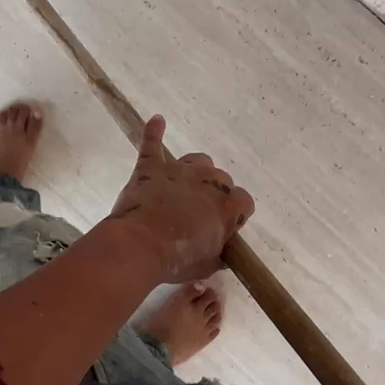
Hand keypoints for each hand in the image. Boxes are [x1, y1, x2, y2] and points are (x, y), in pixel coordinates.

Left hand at [103, 115, 253, 283]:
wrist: (140, 245)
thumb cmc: (177, 260)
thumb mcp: (209, 265)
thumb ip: (219, 252)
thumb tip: (221, 250)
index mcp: (226, 206)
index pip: (244, 201)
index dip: (234, 213)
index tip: (223, 225)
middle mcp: (207, 182)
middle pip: (221, 178)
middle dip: (214, 192)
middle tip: (198, 211)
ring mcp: (178, 170)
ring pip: (197, 160)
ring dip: (195, 170)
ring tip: (184, 185)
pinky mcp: (150, 167)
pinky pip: (152, 143)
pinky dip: (154, 131)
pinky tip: (157, 120)